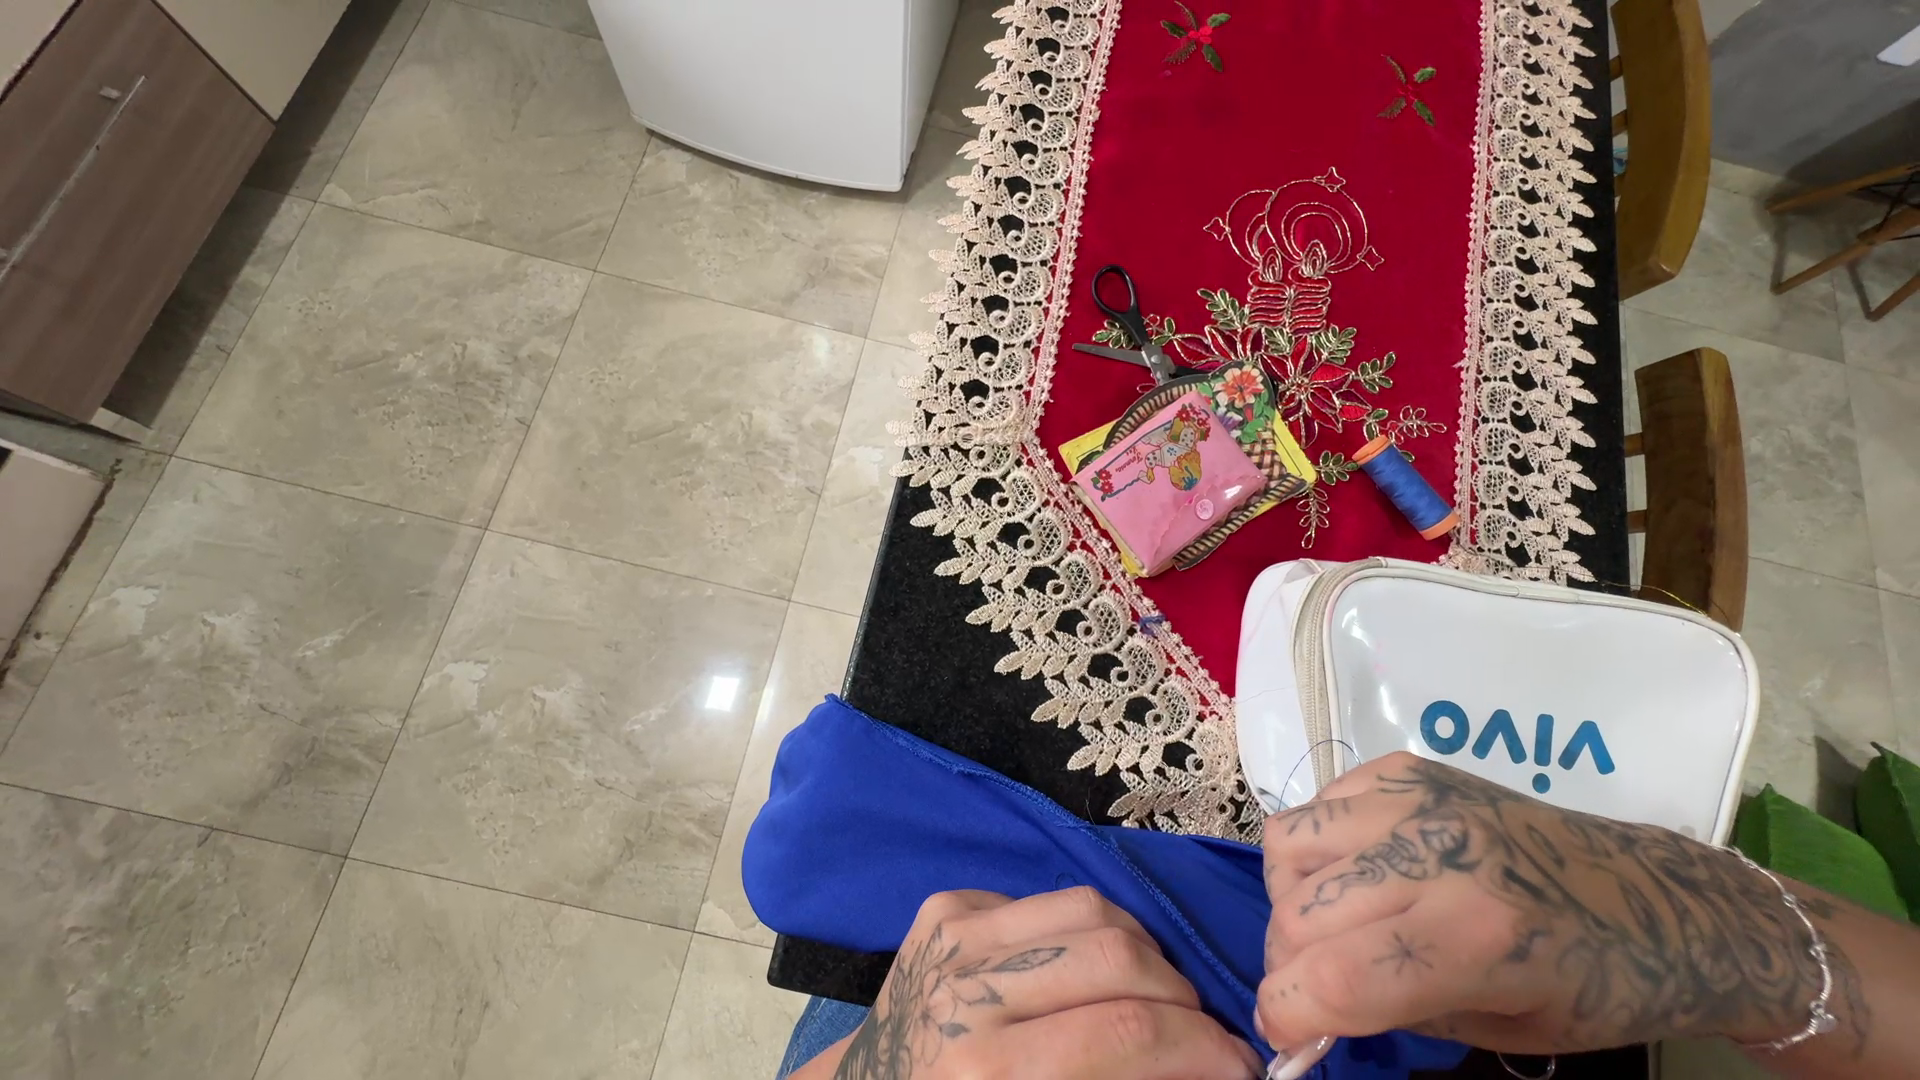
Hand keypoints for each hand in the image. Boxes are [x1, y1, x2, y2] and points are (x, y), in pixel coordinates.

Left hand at [820, 887, 1261, 1079]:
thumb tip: (1208, 1064)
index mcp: (991, 1067)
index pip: (1127, 1030)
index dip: (1202, 1046)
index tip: (1243, 1065)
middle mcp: (970, 986)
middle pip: (1116, 956)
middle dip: (1183, 997)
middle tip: (1205, 1031)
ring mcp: (954, 933)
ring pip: (1090, 908)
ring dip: (1145, 952)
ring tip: (1159, 994)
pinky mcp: (947, 907)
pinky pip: (1046, 898)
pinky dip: (1088, 930)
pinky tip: (1093, 967)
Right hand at [1254, 752, 1866, 1058]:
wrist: (1664, 901)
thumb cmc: (1596, 987)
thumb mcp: (1503, 1030)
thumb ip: (1394, 1009)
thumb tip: (1307, 1004)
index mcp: (1477, 936)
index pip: (1335, 978)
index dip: (1286, 1012)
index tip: (1281, 1031)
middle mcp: (1435, 852)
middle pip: (1299, 913)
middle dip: (1285, 963)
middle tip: (1307, 984)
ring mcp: (1416, 798)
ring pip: (1288, 842)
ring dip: (1289, 894)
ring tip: (1324, 917)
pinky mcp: (1405, 767)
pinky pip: (1318, 803)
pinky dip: (1316, 845)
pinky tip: (1355, 869)